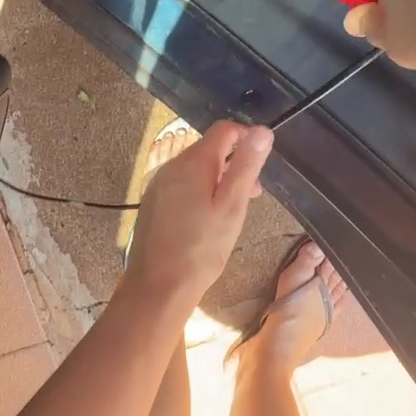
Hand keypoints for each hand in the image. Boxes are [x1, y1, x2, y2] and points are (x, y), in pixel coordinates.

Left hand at [124, 120, 271, 305]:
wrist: (158, 286)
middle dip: (233, 162)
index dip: (246, 138)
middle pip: (209, 148)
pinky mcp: (153, 200)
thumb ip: (246, 166)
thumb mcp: (231, 207)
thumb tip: (262, 130)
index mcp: (193, 162)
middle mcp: (172, 165)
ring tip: (232, 210)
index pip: (224, 130)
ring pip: (195, 167)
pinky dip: (200, 190)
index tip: (260, 163)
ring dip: (217, 178)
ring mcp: (159, 183)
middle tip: (252, 194)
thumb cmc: (202, 249)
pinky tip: (206, 219)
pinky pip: (182, 183)